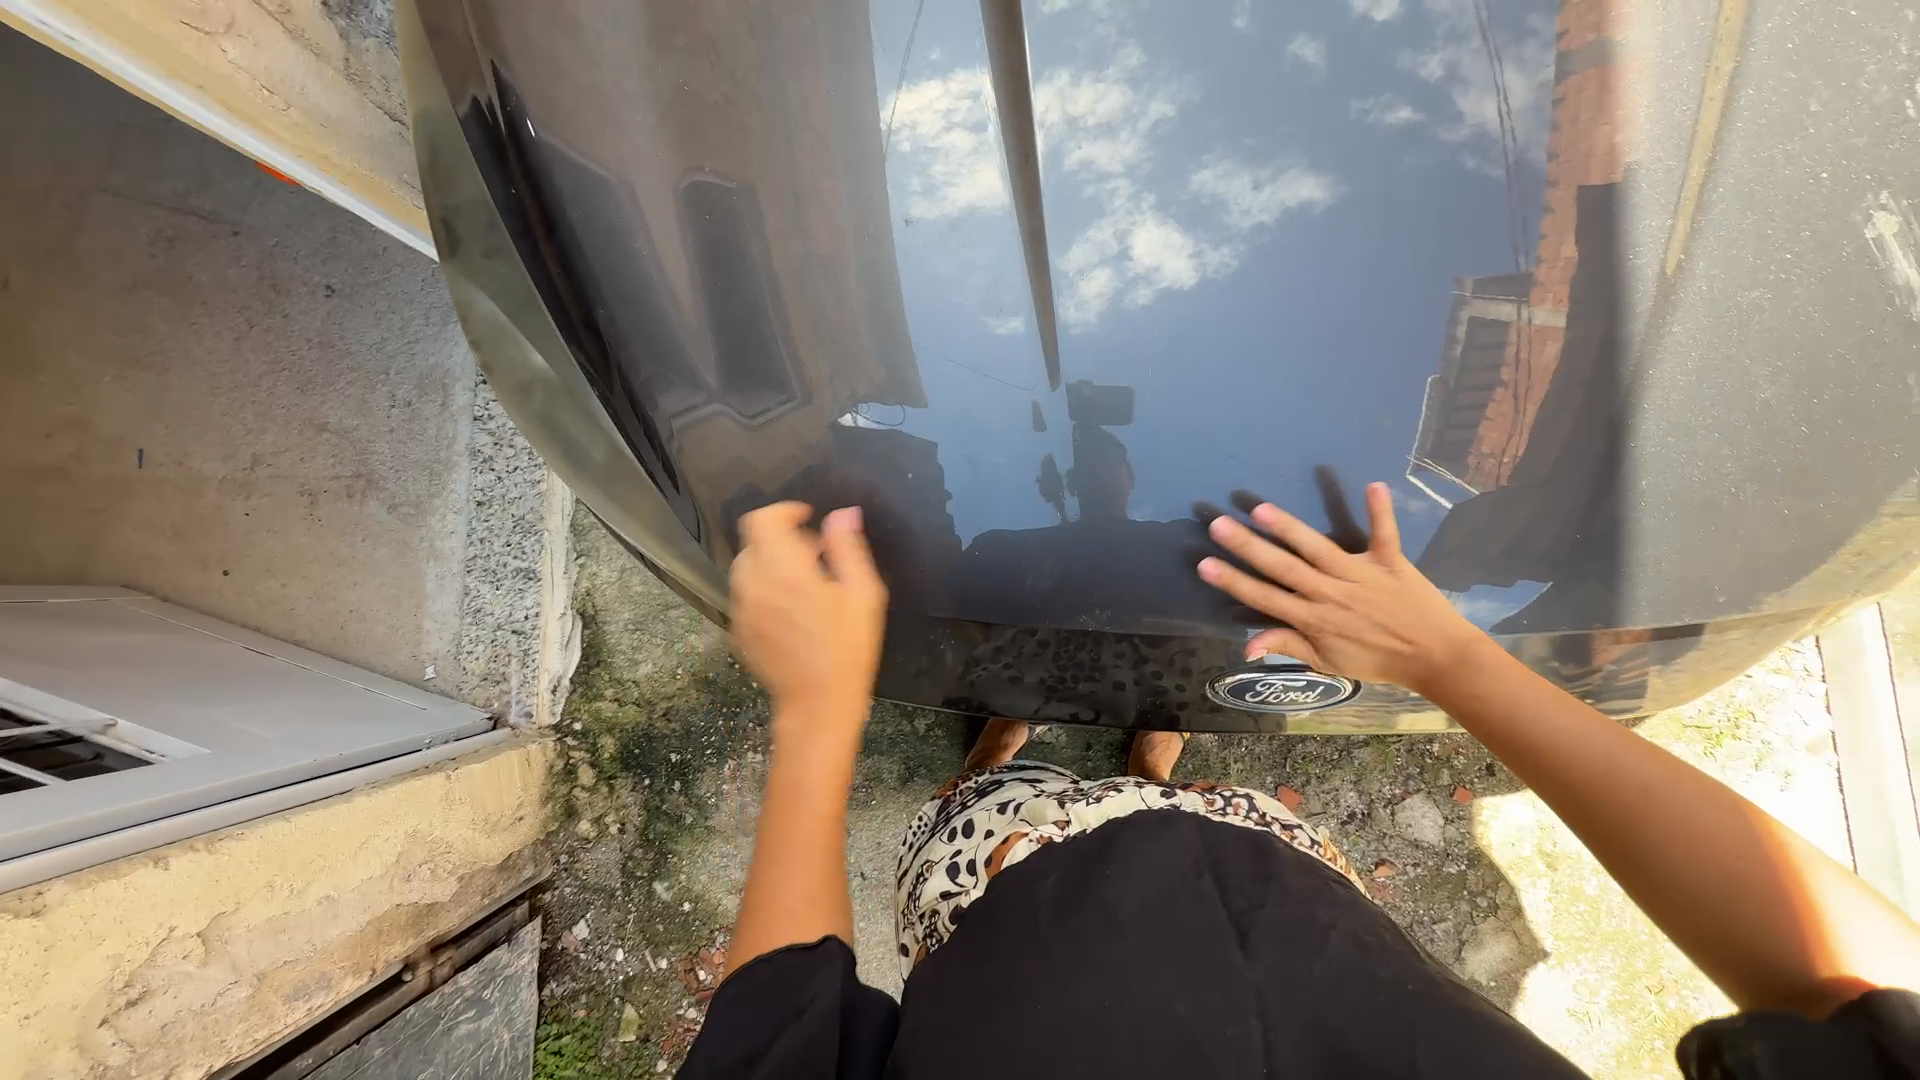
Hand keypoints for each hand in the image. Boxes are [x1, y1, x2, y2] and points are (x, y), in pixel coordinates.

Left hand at [730, 502, 888, 736]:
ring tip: (806, 584)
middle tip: (816, 556)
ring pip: (746, 569)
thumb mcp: (863, 593)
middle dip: (782, 539)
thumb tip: (843, 513)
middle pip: (753, 543)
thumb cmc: (848, 647)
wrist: (818, 703)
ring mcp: (741, 611)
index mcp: (783, 571)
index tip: (808, 519)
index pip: (761, 520)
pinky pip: (746, 595)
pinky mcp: (738, 632)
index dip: (784, 511)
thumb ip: (848, 548)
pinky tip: (793, 612)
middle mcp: (753, 585)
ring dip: (771, 564)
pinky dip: (765, 590)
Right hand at [1196, 482, 1484, 694]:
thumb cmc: (1378, 661)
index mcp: (1313, 619)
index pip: (1264, 598)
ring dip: (1288, 527)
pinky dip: (1380, 510)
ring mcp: (1360, 575)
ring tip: (1259, 508)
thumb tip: (1245, 647)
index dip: (1233, 581)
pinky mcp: (1390, 562)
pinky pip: (1383, 534)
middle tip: (1217, 524)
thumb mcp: (1328, 662)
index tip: (1205, 564)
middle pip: (1282, 567)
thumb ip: (1287, 646)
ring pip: (1317, 548)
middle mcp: (1329, 594)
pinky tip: (1373, 484)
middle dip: (1247, 546)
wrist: (1437, 658)